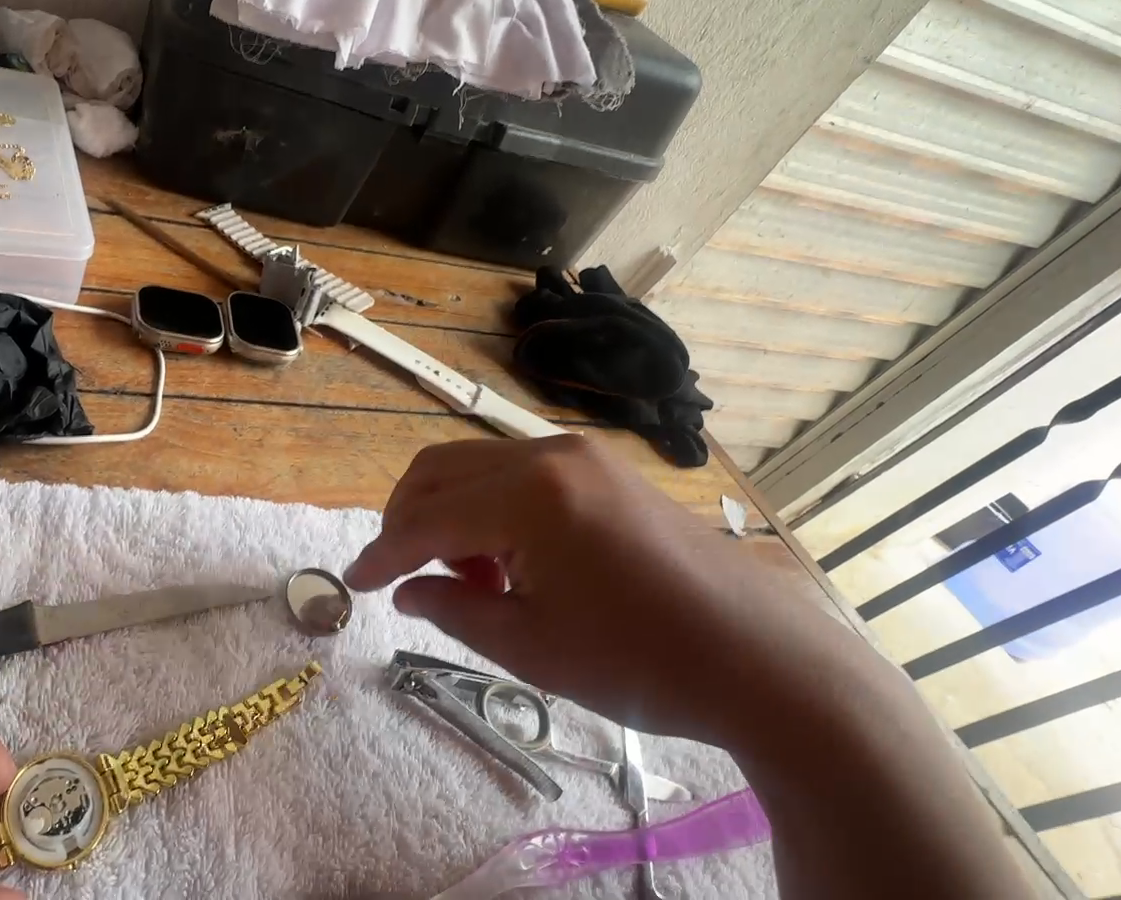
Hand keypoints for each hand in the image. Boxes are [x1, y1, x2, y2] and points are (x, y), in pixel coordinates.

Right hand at [345, 437, 856, 743]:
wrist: (766, 660)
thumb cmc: (641, 664)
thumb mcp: (530, 648)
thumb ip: (452, 610)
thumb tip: (406, 591)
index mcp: (527, 497)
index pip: (426, 519)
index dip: (383, 553)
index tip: (354, 582)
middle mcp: (546, 455)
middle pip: (439, 471)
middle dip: (408, 522)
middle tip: (407, 579)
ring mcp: (579, 455)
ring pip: (475, 465)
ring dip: (449, 513)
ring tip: (473, 579)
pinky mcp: (602, 467)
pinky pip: (517, 471)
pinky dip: (490, 507)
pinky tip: (512, 558)